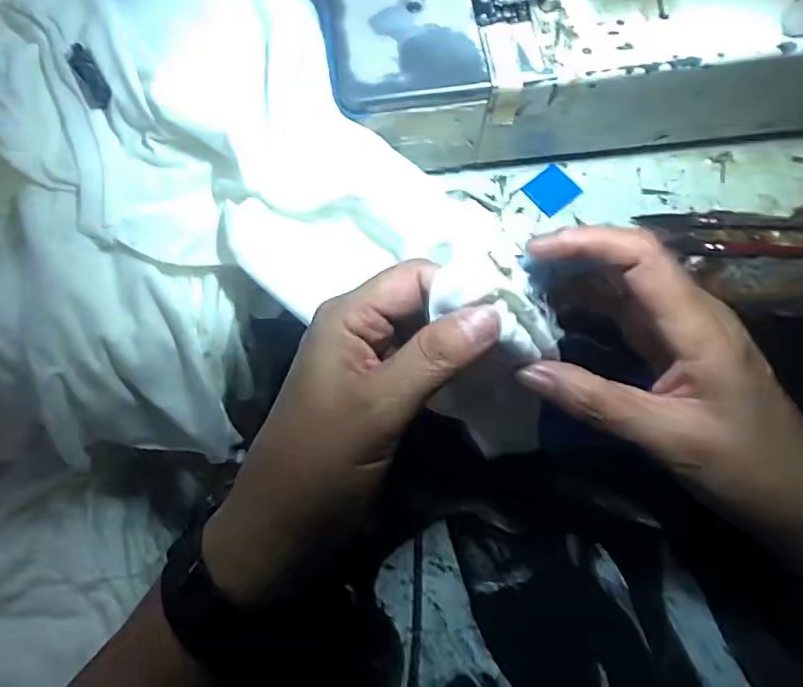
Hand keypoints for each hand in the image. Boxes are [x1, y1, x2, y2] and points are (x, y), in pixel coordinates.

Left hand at [203, 260, 499, 602]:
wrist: (280, 526)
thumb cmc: (322, 461)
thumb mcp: (380, 406)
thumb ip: (435, 355)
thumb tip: (493, 311)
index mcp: (349, 314)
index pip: (415, 275)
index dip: (462, 287)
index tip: (510, 313)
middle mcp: (359, 323)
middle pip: (423, 298)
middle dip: (469, 313)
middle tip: (522, 335)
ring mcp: (368, 354)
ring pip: (426, 329)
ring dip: (465, 340)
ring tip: (514, 354)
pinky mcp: (379, 384)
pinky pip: (421, 359)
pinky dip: (452, 364)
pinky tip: (485, 377)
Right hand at [515, 226, 802, 524]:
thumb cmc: (747, 466)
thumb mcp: (668, 438)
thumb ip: (596, 402)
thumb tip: (526, 370)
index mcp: (698, 323)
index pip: (641, 255)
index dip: (587, 242)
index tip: (537, 251)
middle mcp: (691, 310)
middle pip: (631, 256)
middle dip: (575, 251)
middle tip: (522, 264)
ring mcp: (683, 325)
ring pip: (625, 280)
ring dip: (578, 275)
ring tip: (529, 285)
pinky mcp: (674, 342)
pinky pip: (626, 308)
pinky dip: (589, 304)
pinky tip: (558, 314)